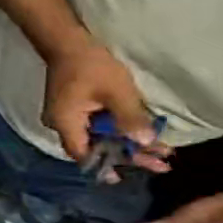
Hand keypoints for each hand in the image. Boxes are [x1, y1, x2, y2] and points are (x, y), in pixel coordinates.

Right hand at [43, 42, 169, 169]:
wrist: (68, 44)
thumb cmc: (90, 67)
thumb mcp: (116, 92)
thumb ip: (130, 119)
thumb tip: (146, 143)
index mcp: (65, 123)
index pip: (83, 152)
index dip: (104, 165)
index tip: (125, 178)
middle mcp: (61, 124)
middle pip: (93, 147)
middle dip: (126, 156)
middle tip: (161, 163)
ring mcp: (66, 115)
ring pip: (97, 136)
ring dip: (126, 143)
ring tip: (160, 150)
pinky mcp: (73, 107)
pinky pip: (95, 126)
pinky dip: (117, 131)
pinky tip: (139, 133)